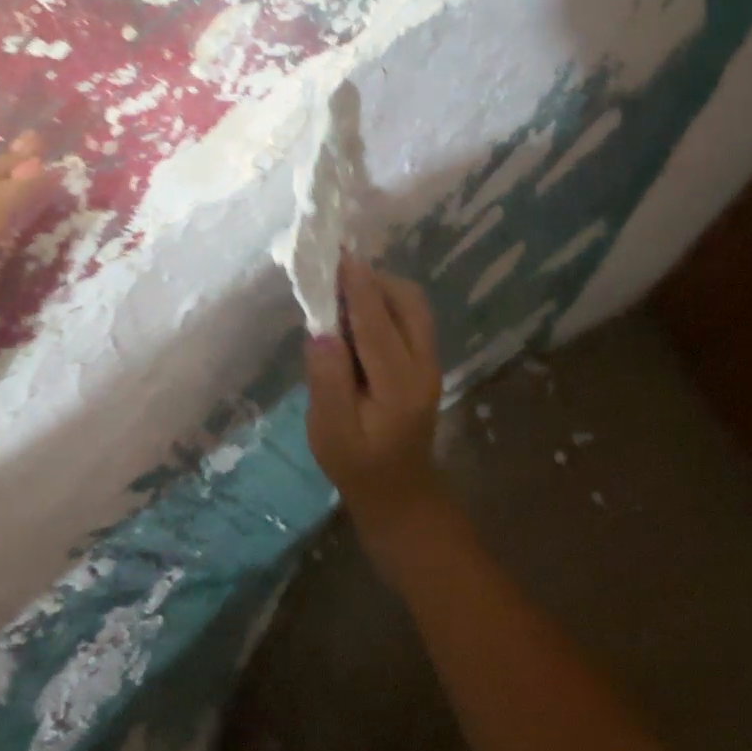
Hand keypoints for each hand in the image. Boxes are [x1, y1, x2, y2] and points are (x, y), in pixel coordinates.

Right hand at [304, 258, 447, 540]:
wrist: (401, 494)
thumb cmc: (358, 467)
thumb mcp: (331, 433)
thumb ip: (327, 381)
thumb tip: (322, 331)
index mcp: (400, 385)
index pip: (378, 323)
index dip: (357, 288)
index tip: (338, 256)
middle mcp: (423, 365)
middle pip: (408, 303)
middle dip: (373, 280)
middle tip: (333, 275)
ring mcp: (429, 363)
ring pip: (413, 306)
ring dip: (380, 289)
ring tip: (341, 291)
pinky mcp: (424, 363)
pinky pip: (409, 318)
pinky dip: (384, 304)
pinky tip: (356, 313)